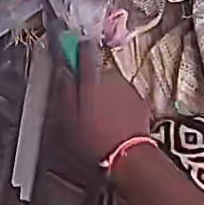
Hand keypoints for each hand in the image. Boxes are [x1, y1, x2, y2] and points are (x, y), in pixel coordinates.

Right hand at [60, 42, 153, 167]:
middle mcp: (111, 76)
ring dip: (106, 91)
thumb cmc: (94, 137)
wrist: (129, 155)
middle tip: (84, 100)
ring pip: (111, 82)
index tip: (72, 53)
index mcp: (91, 77)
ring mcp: (128, 87)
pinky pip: (125, 95)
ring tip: (100, 113)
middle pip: (97, 69)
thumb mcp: (69, 116)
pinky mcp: (140, 99)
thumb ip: (65, 89)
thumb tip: (63, 71)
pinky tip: (115, 119)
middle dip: (91, 80)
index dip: (77, 49)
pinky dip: (119, 102)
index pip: (84, 50)